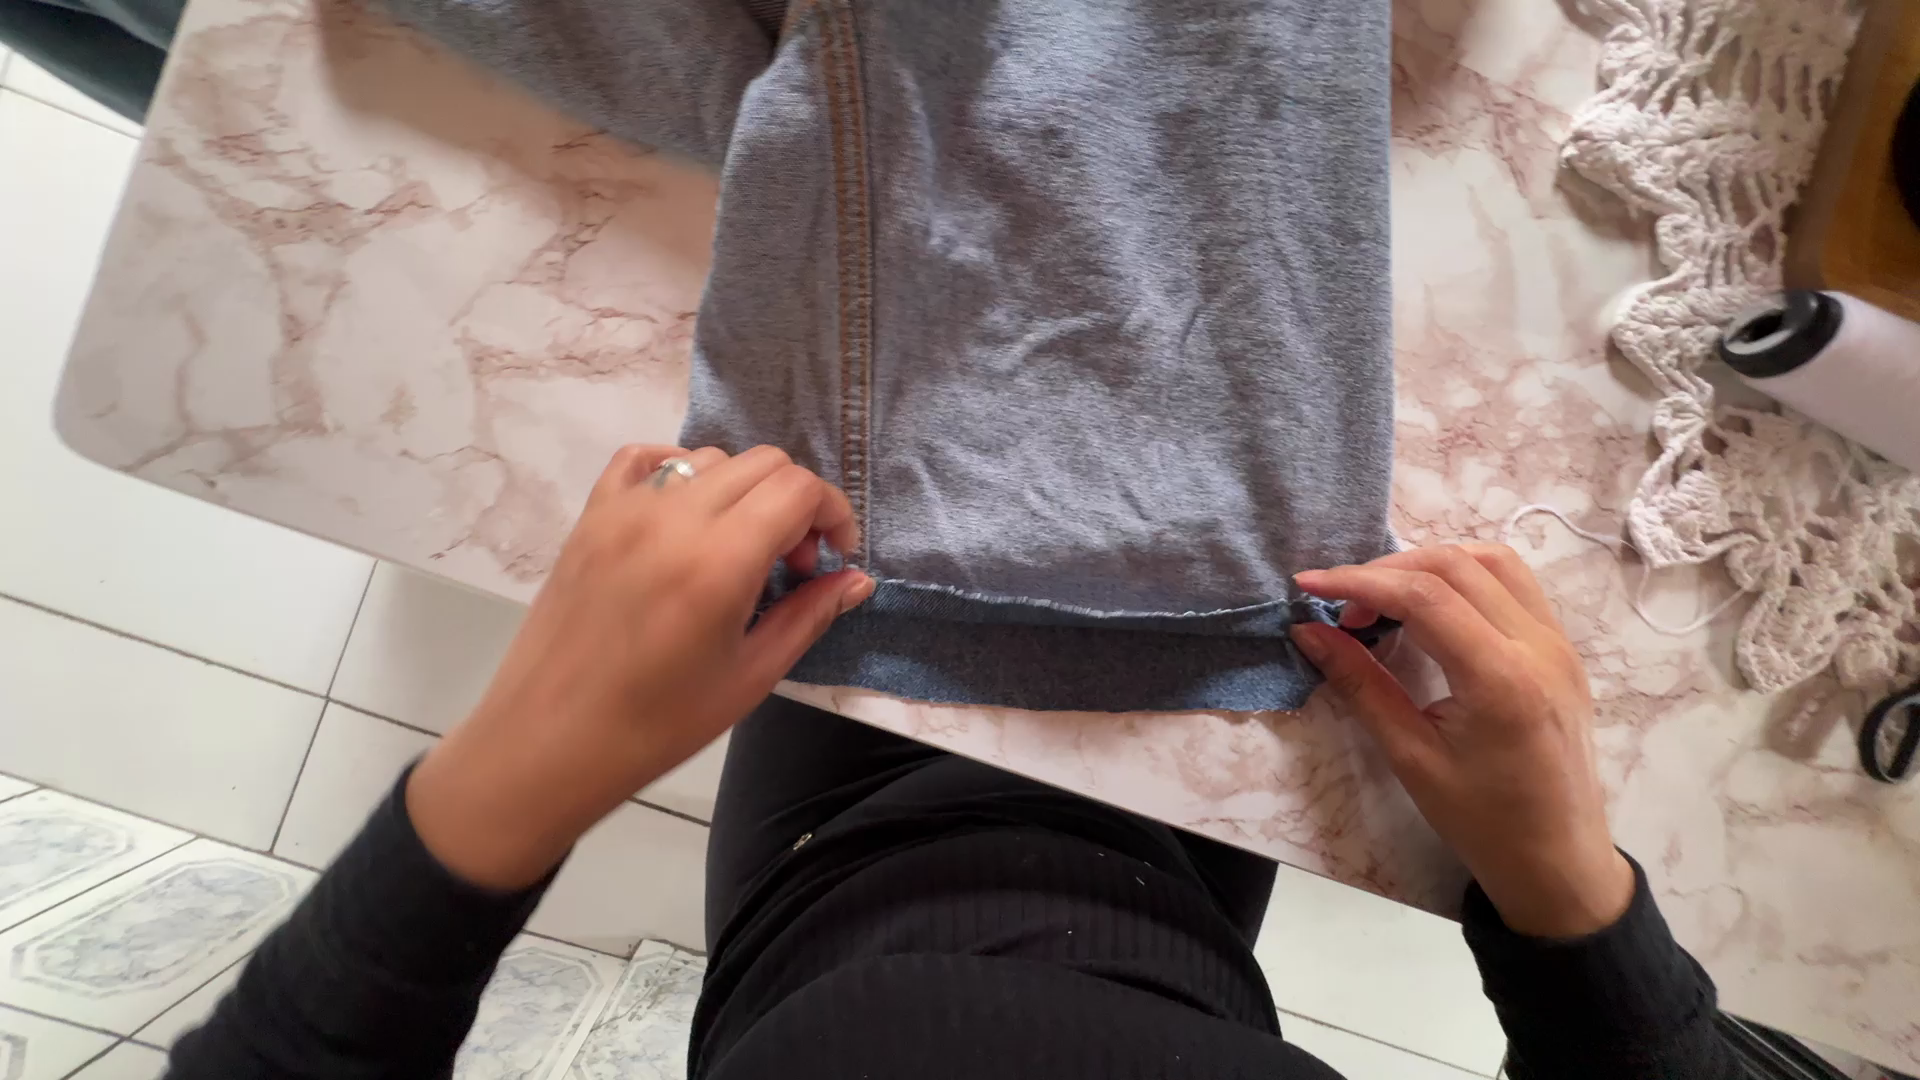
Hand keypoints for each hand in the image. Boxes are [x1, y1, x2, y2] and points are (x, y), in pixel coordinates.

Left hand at [407, 444, 874, 888]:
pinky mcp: (592, 515)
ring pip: (713, 457)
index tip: (833, 557)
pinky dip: (683, 469)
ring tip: (741, 548)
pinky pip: (647, 458)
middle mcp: (674, 516)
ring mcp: (626, 509)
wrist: (549, 743)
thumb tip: (858, 579)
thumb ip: (811, 614)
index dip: (834, 513)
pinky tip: (689, 514)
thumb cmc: (661, 723)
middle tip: (792, 563)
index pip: (799, 489)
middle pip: (765, 463)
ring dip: (747, 492)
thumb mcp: (753, 675)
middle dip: (797, 504)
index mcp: (719, 560)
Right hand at [1288, 544, 1633, 938]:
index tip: (1307, 586)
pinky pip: (1510, 581)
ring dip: (1424, 564)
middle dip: (1383, 571)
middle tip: (1341, 607)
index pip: (1424, 596)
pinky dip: (1458, 575)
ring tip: (1380, 598)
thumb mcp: (1408, 754)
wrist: (1559, 861)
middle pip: (1454, 565)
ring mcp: (1558, 642)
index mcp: (1501, 680)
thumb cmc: (1480, 818)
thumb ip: (1359, 683)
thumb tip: (1307, 632)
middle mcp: (1539, 647)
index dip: (1358, 581)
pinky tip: (1426, 604)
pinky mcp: (1559, 646)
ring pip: (1488, 560)